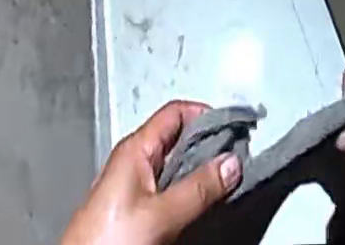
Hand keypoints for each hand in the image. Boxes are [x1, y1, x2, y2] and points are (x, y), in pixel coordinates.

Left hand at [60, 100, 241, 244]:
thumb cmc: (109, 241)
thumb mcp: (160, 215)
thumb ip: (198, 188)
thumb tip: (231, 163)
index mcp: (136, 147)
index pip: (176, 112)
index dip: (205, 115)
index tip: (233, 128)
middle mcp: (134, 159)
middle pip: (177, 137)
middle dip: (207, 143)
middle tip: (234, 156)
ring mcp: (133, 184)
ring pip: (174, 163)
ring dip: (199, 168)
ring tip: (223, 180)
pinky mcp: (134, 209)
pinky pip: (167, 186)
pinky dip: (188, 187)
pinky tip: (200, 203)